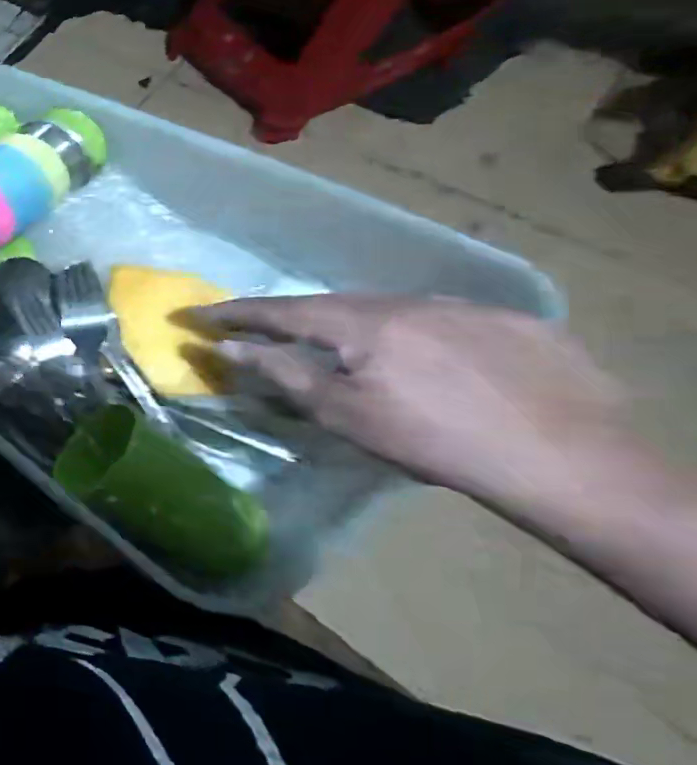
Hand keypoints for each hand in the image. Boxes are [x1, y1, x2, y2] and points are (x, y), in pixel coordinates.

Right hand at [198, 295, 631, 502]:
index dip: (231, 312)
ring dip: (351, 322)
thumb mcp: (342, 412)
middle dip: (291, 316)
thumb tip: (226, 345)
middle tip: (263, 332)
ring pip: (388, 307)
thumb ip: (281, 371)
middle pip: (332, 303)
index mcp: (363, 322)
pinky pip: (441, 316)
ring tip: (343, 348)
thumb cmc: (434, 441)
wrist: (572, 463)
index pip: (279, 310)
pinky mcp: (517, 322)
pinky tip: (424, 358)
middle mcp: (410, 301)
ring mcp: (468, 307)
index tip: (192, 313)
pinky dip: (410, 331)